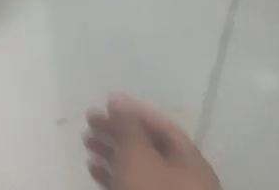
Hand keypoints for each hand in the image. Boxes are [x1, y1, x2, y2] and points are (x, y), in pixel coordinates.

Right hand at [84, 95, 220, 189]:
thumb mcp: (137, 154)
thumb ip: (127, 124)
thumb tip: (118, 98)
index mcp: (192, 163)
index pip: (164, 128)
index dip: (135, 112)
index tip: (105, 102)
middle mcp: (188, 180)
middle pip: (150, 146)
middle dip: (118, 131)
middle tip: (89, 121)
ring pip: (140, 167)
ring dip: (111, 151)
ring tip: (87, 143)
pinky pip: (135, 185)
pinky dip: (114, 173)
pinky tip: (94, 168)